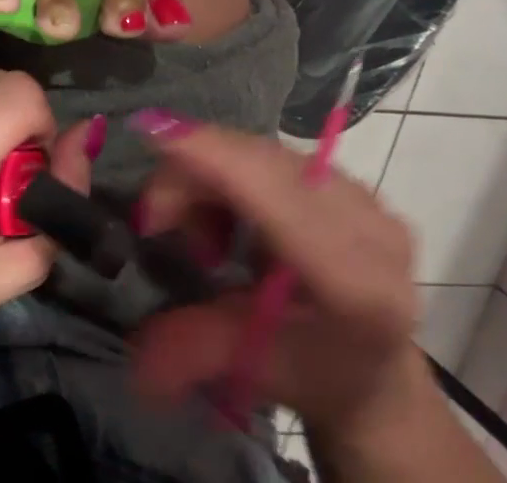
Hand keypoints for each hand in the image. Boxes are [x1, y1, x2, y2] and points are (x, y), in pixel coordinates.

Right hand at [124, 120, 430, 437]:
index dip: (216, 160)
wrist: (373, 372)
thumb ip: (194, 350)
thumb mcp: (249, 368)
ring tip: (201, 237)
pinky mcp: (352, 182)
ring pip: (256, 153)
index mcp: (356, 285)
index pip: (283, 201)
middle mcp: (372, 230)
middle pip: (260, 164)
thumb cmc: (311, 375)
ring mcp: (367, 199)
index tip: (149, 131)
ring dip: (207, 179)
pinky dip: (228, 174)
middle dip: (188, 178)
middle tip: (156, 225)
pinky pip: (267, 155)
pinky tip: (229, 219)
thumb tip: (133, 358)